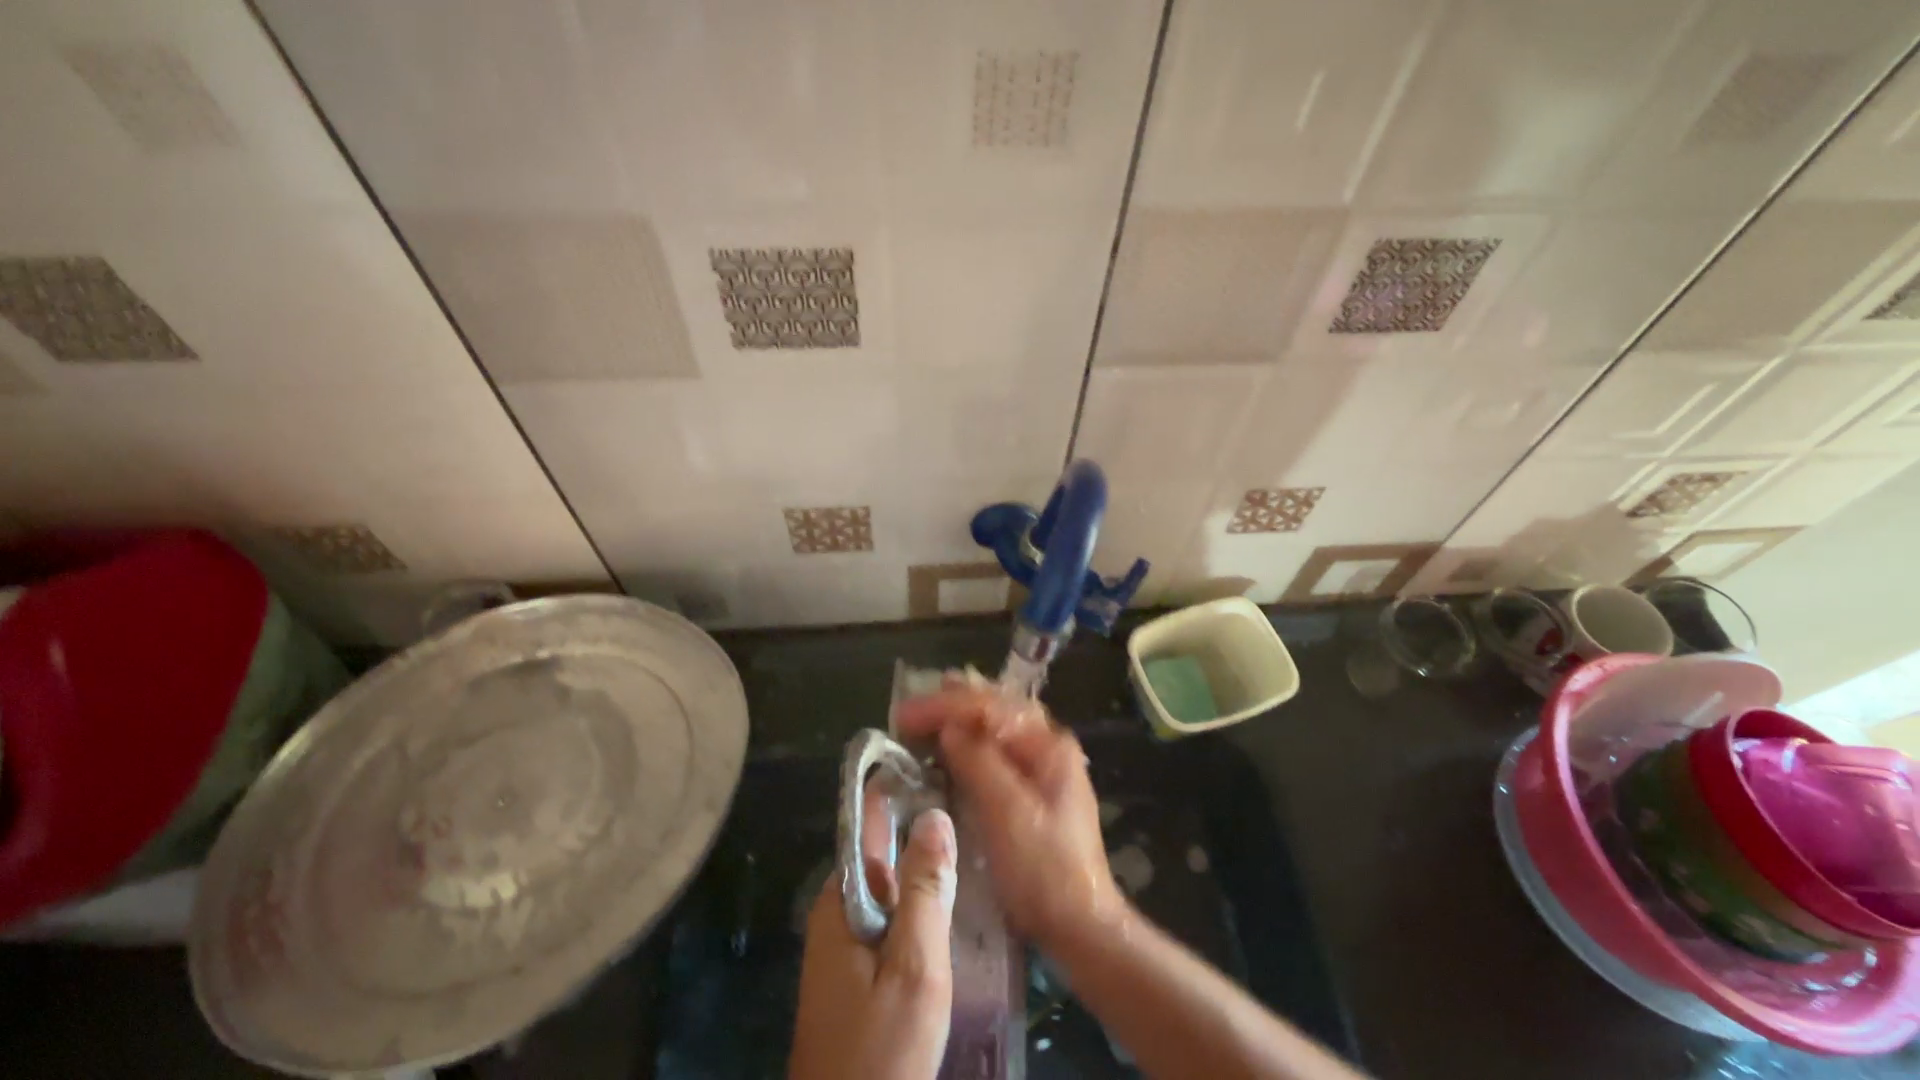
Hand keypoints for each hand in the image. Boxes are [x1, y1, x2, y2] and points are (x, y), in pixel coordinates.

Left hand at [790, 809, 957, 1079]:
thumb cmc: (880, 1049)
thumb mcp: (914, 968)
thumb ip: (924, 891)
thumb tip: (935, 815)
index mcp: (842, 901)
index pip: (867, 822)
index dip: (899, 787)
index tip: (937, 754)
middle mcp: (838, 911)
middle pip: (880, 849)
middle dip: (918, 818)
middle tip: (973, 791)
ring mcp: (846, 943)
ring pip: (889, 883)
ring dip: (924, 858)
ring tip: (974, 829)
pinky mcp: (859, 969)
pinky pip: (892, 914)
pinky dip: (921, 896)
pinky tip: (955, 894)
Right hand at [894, 687, 1125, 949]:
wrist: (1080, 926)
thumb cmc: (1044, 870)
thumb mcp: (1008, 813)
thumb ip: (979, 762)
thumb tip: (948, 726)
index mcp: (1048, 746)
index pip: (991, 706)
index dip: (943, 706)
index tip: (903, 714)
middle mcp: (1048, 749)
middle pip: (996, 709)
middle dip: (952, 704)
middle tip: (910, 707)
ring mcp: (1043, 771)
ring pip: (996, 730)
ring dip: (959, 721)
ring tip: (923, 719)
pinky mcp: (1032, 795)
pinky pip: (995, 754)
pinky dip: (968, 746)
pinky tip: (948, 751)